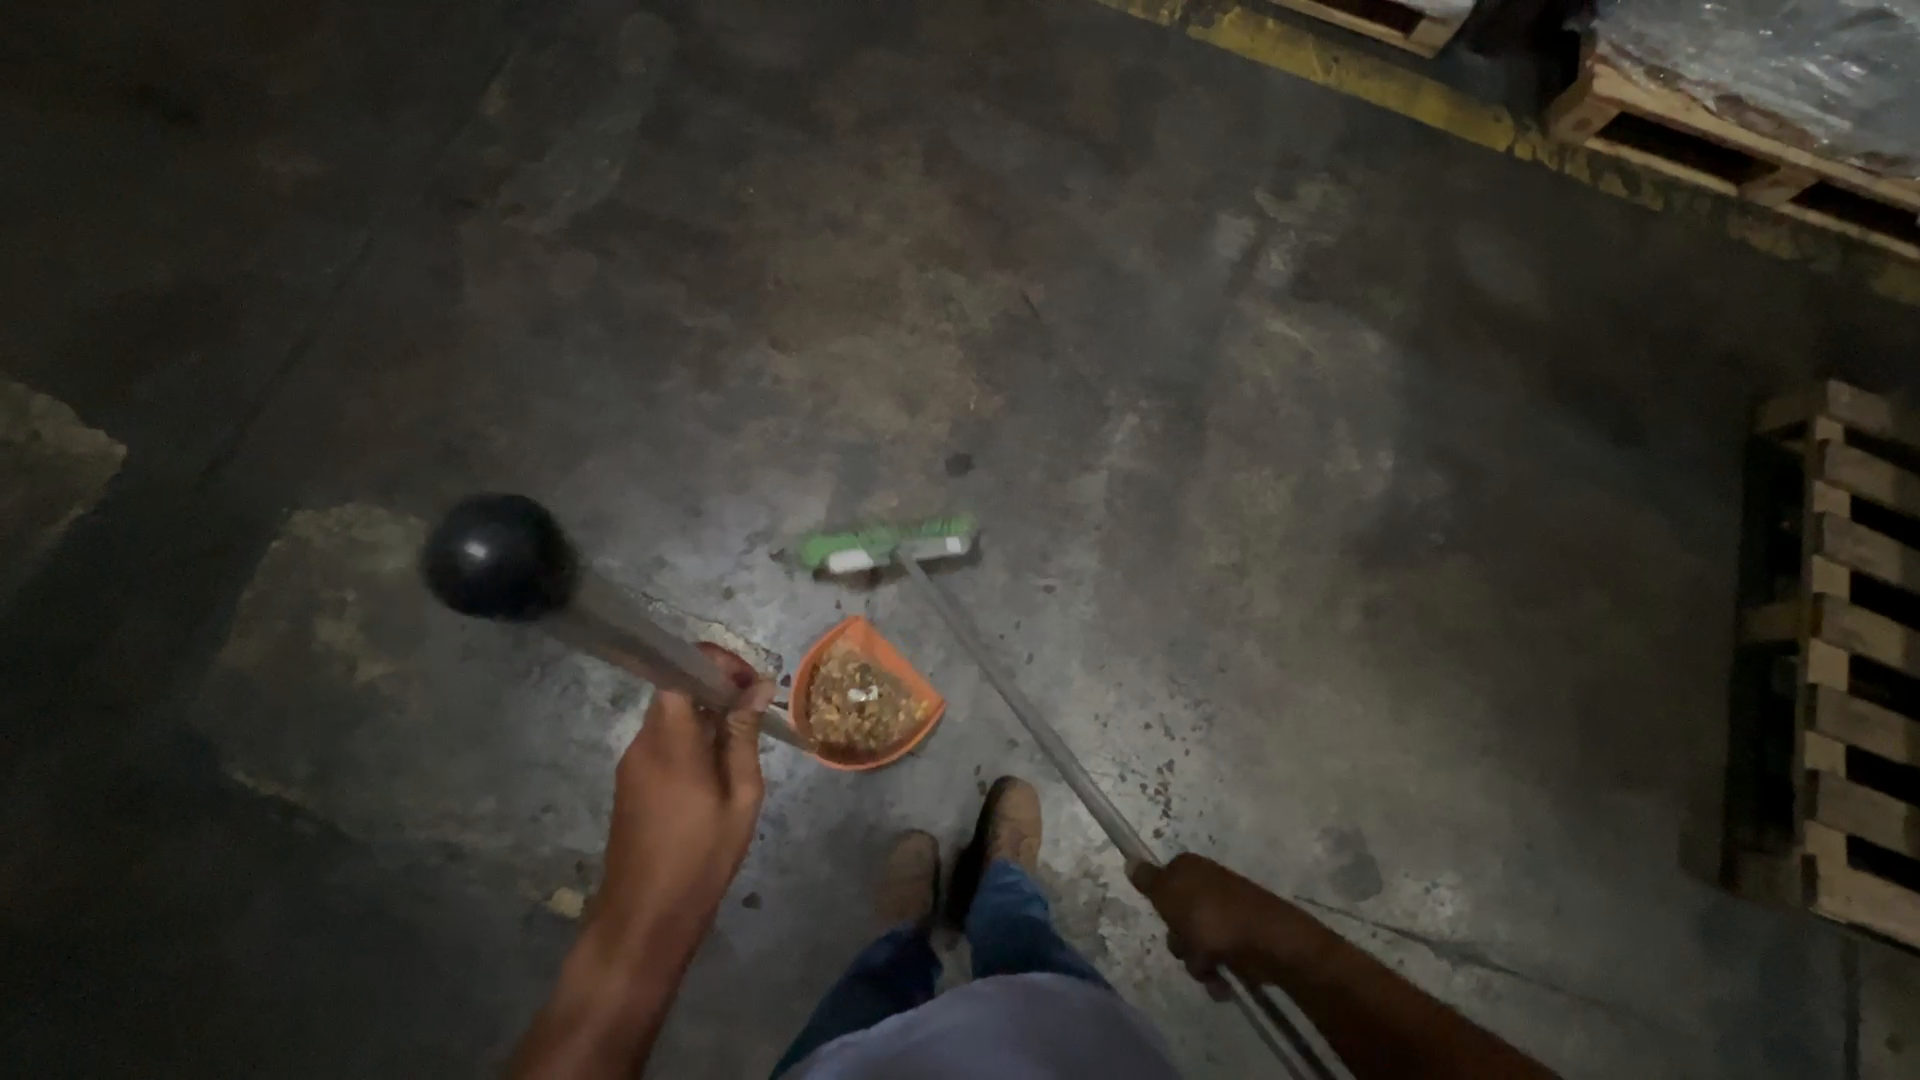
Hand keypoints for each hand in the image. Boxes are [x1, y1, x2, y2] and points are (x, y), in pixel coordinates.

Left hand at [592, 644, 776, 960]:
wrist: (643, 919)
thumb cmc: (701, 858)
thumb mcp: (741, 796)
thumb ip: (744, 736)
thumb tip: (757, 687)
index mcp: (669, 741)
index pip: (681, 670)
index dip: (716, 663)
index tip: (752, 682)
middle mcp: (642, 743)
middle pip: (676, 691)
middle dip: (716, 688)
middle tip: (756, 709)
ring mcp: (631, 764)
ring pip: (670, 717)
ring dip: (705, 715)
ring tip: (744, 740)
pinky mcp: (630, 783)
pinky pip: (663, 742)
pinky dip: (691, 739)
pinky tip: (718, 769)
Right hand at [1130, 853, 1325, 995]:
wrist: (1267, 940)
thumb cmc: (1210, 915)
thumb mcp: (1168, 893)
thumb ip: (1147, 880)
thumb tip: (1129, 859)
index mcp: (1189, 868)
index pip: (1161, 883)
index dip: (1161, 904)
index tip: (1165, 915)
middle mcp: (1207, 886)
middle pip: (1175, 918)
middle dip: (1179, 939)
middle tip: (1188, 943)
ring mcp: (1225, 913)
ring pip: (1193, 943)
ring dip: (1197, 961)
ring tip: (1211, 968)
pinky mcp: (1240, 939)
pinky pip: (1216, 959)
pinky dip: (1215, 973)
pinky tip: (1222, 982)